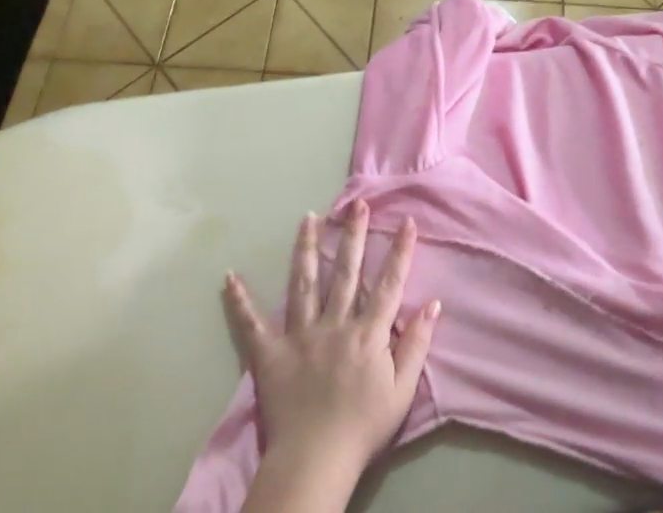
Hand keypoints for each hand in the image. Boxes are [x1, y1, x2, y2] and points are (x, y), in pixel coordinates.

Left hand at [226, 201, 440, 512]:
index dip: (399, 251)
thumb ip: (416, 344)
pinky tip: (229, 276)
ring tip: (309, 218)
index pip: (388, 284)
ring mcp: (299, 334)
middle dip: (354, 234)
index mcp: (367, 333)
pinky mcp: (269, 352)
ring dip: (306, 248)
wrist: (316, 458)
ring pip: (303, 283)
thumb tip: (432, 304)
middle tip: (357, 203)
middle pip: (346, 272)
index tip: (405, 221)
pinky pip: (252, 322)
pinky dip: (240, 300)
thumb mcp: (402, 389)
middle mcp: (334, 324)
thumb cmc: (365, 425)